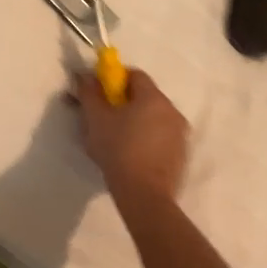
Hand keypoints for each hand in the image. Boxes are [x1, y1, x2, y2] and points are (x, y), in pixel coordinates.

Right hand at [76, 68, 189, 201]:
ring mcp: (180, 135)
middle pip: (144, 95)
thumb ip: (89, 91)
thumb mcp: (94, 116)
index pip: (134, 74)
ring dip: (132, 118)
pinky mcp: (180, 154)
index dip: (113, 78)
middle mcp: (173, 112)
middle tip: (99, 114)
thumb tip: (86, 75)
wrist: (144, 193)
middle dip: (120, 100)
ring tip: (111, 134)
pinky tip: (127, 150)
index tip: (97, 92)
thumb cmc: (117, 147)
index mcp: (154, 98)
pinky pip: (159, 134)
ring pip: (151, 116)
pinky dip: (143, 135)